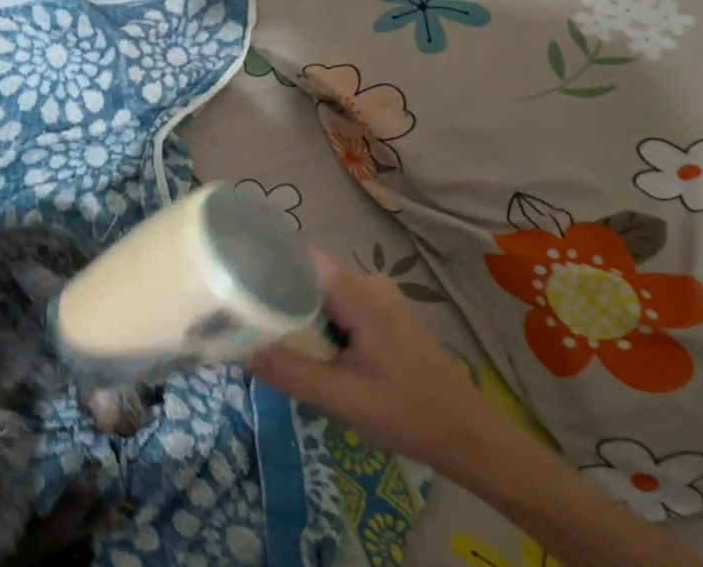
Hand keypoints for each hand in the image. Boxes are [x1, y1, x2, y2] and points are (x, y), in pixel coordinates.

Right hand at [247, 250, 493, 467]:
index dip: (260, 263)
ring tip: (255, 330)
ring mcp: (377, 301)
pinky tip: (293, 346)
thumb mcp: (343, 397)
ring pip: (314, 293)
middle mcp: (368, 285)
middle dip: (268, 292)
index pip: (296, 257)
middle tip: (232, 313)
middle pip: (301, 274)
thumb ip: (287, 369)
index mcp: (360, 293)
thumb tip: (235, 346)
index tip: (226, 279)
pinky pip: (331, 307)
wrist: (476, 444)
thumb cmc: (412, 414)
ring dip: (288, 311)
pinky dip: (309, 322)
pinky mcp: (380, 319)